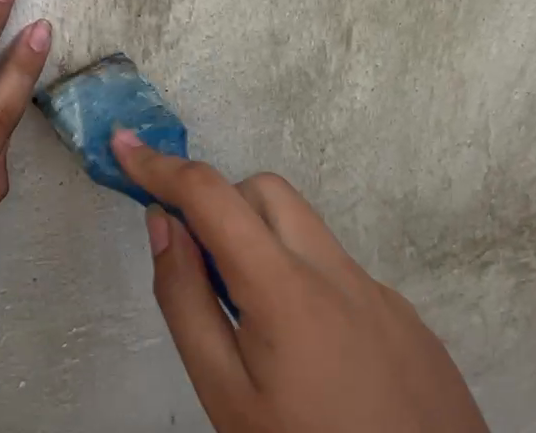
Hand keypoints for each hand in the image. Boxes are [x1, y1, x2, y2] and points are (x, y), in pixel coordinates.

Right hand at [112, 132, 489, 432]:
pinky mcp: (413, 327)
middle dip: (219, 202)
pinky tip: (311, 357)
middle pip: (265, 191)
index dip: (158, 164)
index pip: (209, 194)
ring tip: (253, 322)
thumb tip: (164, 224)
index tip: (122, 145)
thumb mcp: (222, 391)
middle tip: (200, 262)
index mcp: (286, 288)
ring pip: (307, 232)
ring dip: (263, 242)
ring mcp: (384, 299)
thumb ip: (184, 299)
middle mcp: (340, 275)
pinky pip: (343, 276)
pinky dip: (306, 283)